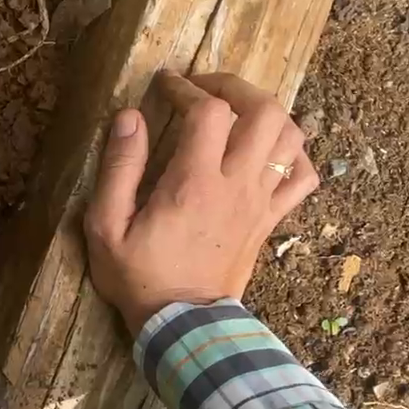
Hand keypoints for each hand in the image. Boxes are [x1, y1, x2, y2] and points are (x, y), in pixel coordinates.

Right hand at [84, 72, 318, 333]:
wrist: (182, 324)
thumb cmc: (136, 273)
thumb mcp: (105, 224)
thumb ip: (118, 168)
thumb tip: (129, 117)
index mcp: (194, 182)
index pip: (209, 112)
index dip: (186, 88)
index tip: (164, 84)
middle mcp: (237, 185)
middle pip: (265, 112)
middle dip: (236, 87)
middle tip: (204, 88)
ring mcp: (261, 202)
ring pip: (291, 138)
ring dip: (266, 113)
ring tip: (233, 113)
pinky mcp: (271, 220)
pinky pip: (303, 176)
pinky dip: (291, 153)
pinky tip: (264, 152)